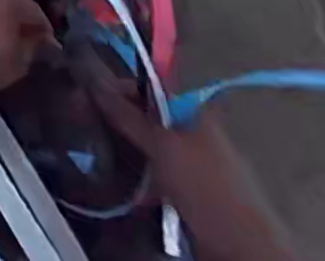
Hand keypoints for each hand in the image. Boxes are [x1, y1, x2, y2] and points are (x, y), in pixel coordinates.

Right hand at [85, 67, 296, 260]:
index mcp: (193, 113)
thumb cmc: (204, 186)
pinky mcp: (182, 185)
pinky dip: (130, 167)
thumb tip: (93, 81)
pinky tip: (110, 169)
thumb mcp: (162, 146)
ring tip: (92, 145)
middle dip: (114, 116)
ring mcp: (187, 160)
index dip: (118, 87)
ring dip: (120, 144)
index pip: (148, 87)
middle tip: (84, 119)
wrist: (240, 247)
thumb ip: (126, 114)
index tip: (88, 93)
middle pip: (144, 114)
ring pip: (143, 142)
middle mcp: (190, 131)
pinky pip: (148, 167)